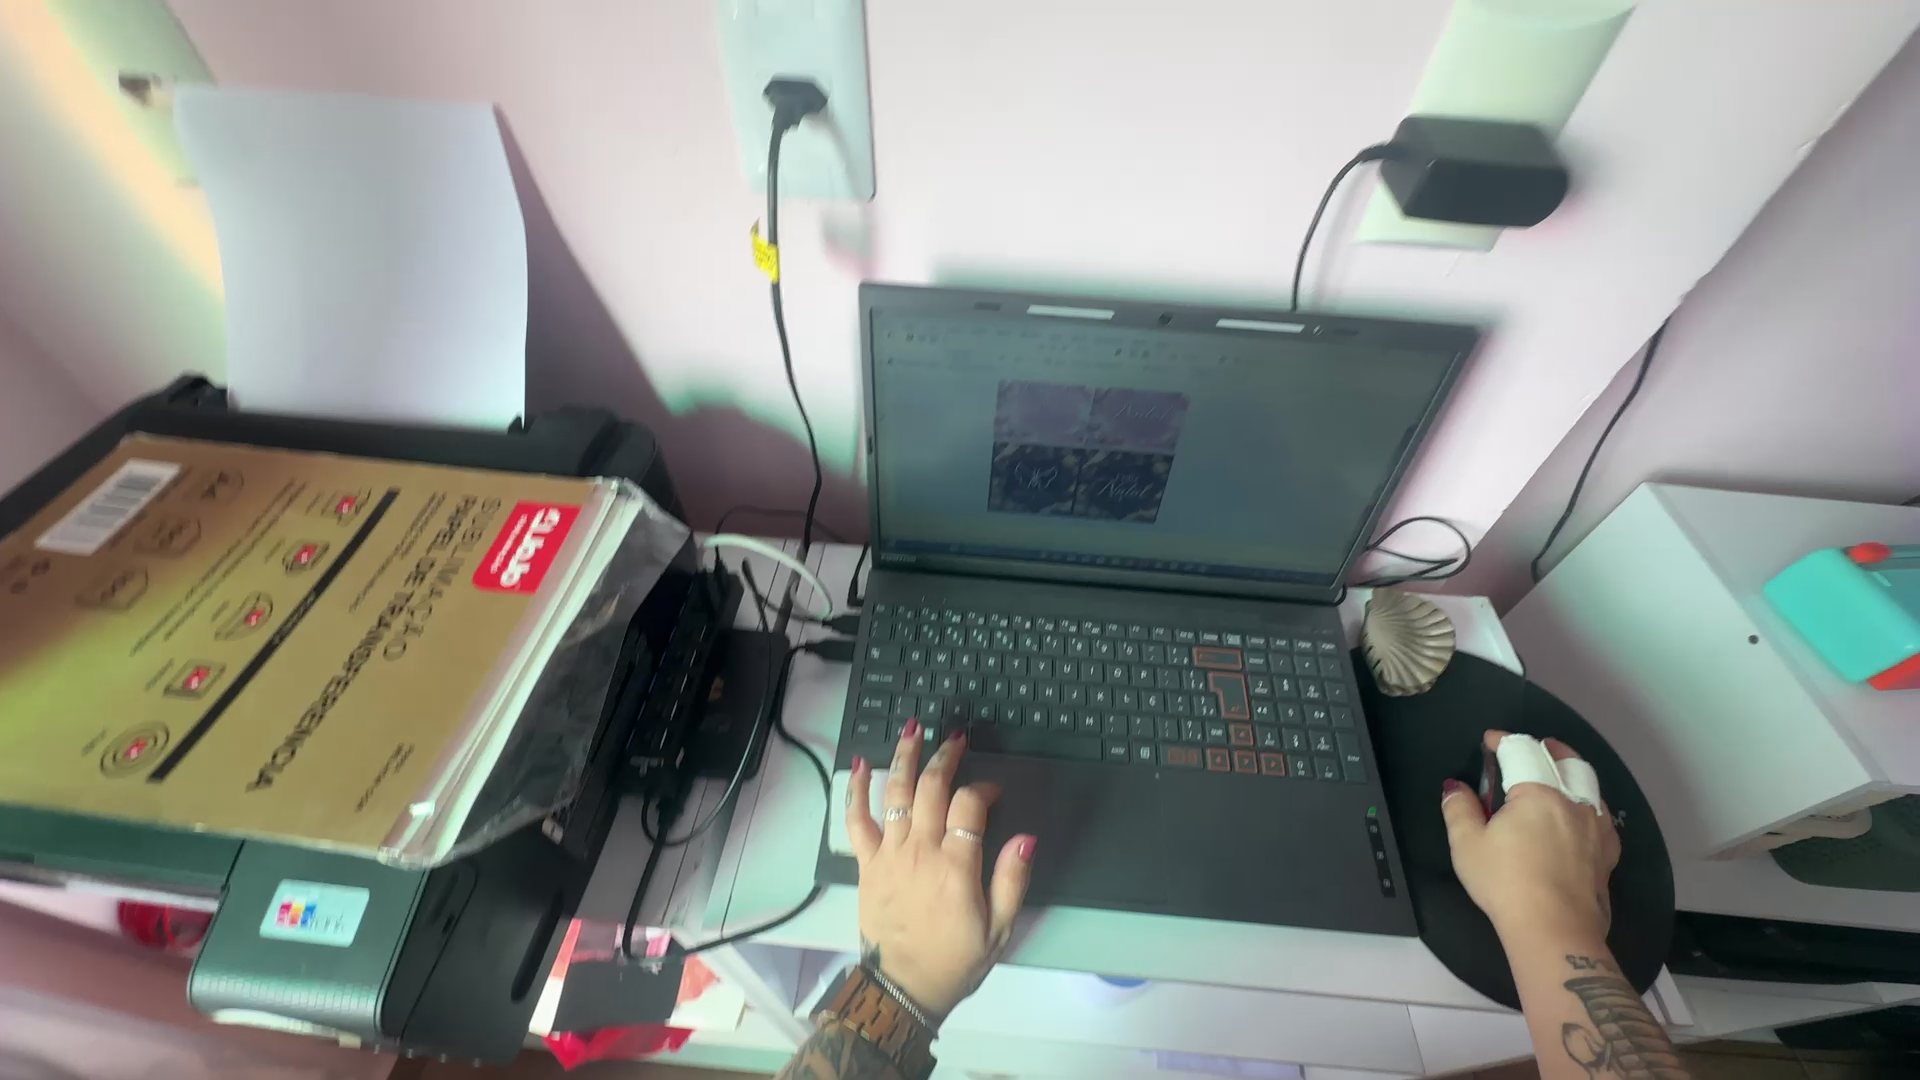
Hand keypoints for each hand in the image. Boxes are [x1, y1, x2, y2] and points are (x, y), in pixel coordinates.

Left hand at [844, 721, 1035, 1019]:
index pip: (969, 806)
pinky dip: (856, 790)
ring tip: (914, 728)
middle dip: (945, 756)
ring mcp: (889, 853)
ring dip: (905, 757)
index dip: (984, 788)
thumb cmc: (955, 959)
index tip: (994, 790)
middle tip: (956, 737)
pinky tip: (860, 763)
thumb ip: (1013, 880)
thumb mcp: (998, 929)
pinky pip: (857, 820)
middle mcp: (920, 850)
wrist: (902, 990)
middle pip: (931, 787)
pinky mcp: (866, 862)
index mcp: (955, 865)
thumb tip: (1026, 838)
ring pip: (896, 793)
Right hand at [1441, 730, 1620, 947]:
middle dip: (1546, 747)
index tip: (1488, 740)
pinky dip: (1587, 802)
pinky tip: (1577, 812)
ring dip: (1571, 772)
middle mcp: (1574, 804)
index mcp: (1539, 794)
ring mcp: (1596, 831)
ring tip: (1555, 772)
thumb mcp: (1466, 842)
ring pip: (1591, 786)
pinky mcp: (1607, 856)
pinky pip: (1601, 816)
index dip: (1502, 740)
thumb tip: (1456, 787)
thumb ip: (1459, 807)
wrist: (1555, 931)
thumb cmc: (1505, 881)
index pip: (1522, 752)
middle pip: (1568, 762)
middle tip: (1528, 746)